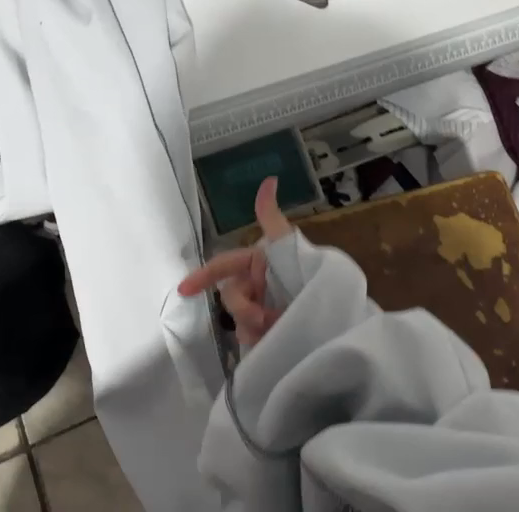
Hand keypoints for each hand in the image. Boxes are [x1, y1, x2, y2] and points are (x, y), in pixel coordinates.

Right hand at [176, 177, 293, 346]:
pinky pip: (249, 336)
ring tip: (270, 330)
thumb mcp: (289, 246)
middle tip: (261, 318)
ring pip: (238, 319)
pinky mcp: (270, 332)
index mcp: (257, 264)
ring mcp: (262, 309)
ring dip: (249, 325)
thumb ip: (272, 218)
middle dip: (241, 306)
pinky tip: (270, 340)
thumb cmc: (309, 276)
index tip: (183, 291)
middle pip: (231, 295)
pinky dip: (255, 339)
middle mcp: (257, 285)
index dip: (203, 276)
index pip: (224, 266)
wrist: (335, 319)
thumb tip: (270, 179)